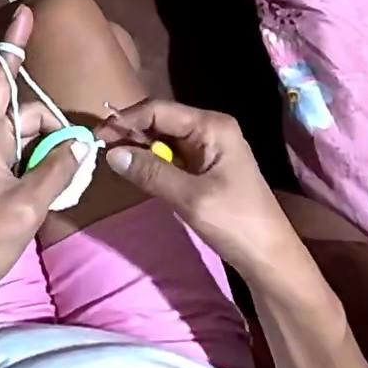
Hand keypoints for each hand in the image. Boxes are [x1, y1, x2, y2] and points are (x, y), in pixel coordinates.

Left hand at [0, 6, 83, 320]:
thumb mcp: (28, 205)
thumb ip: (57, 168)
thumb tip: (81, 141)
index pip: (0, 79)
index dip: (13, 45)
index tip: (25, 13)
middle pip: (25, 111)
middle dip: (53, 127)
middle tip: (75, 157)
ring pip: (26, 132)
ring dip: (49, 147)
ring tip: (62, 179)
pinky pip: (21, 150)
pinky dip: (41, 159)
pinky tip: (53, 181)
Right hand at [97, 100, 303, 282]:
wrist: (269, 257)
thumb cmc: (236, 223)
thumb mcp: (190, 198)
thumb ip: (150, 172)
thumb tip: (111, 153)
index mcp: (212, 125)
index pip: (159, 109)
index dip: (126, 120)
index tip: (98, 137)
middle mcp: (210, 128)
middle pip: (160, 120)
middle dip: (130, 132)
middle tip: (99, 149)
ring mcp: (208, 147)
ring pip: (162, 138)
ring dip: (138, 147)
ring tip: (111, 160)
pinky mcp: (204, 165)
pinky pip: (170, 155)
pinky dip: (151, 161)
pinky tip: (134, 170)